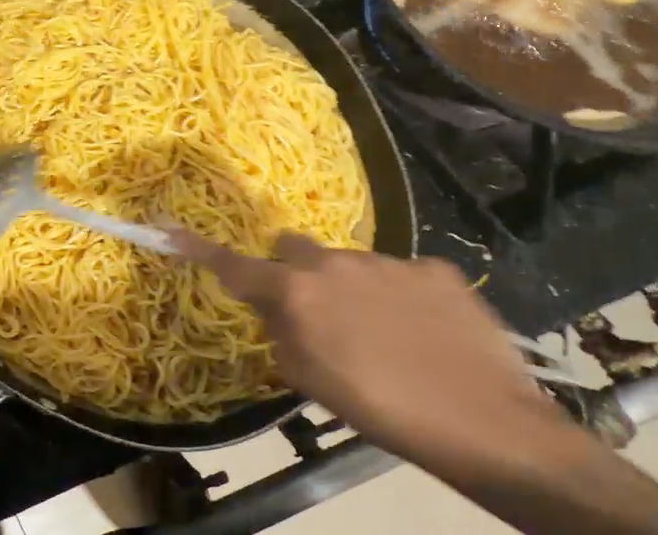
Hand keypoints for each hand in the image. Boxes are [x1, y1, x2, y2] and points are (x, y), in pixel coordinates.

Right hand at [169, 229, 566, 466]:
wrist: (489, 428)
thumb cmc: (381, 411)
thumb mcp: (309, 380)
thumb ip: (280, 334)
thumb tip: (276, 312)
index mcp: (294, 291)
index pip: (233, 264)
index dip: (197, 248)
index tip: (168, 228)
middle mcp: (332, 263)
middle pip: (294, 250)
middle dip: (296, 271)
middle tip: (317, 312)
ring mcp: (389, 262)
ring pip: (350, 263)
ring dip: (352, 287)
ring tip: (386, 334)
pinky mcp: (438, 272)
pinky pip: (405, 274)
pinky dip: (405, 295)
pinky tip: (426, 331)